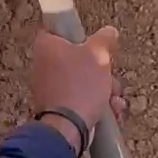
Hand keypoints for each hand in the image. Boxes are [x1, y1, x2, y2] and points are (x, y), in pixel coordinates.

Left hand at [29, 27, 121, 149]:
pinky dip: (97, 104)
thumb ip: (104, 39)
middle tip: (110, 78)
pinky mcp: (57, 107)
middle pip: (78, 59)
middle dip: (102, 71)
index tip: (93, 44)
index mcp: (46, 46)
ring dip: (104, 90)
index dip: (77, 35)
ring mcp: (50, 88)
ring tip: (114, 100)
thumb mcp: (98, 55)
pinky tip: (111, 111)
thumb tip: (110, 31)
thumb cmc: (80, 85)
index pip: (58, 30)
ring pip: (84, 81)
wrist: (67, 127)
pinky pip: (81, 99)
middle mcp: (43, 65)